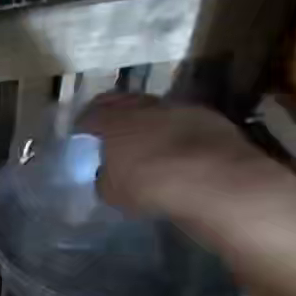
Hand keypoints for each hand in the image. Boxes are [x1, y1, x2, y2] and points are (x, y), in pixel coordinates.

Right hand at [77, 94, 274, 215]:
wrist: (214, 180)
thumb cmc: (150, 185)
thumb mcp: (113, 192)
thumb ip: (104, 178)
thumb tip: (107, 175)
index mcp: (116, 121)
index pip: (92, 114)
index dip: (84, 124)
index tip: (81, 135)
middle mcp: (147, 107)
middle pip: (126, 103)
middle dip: (116, 115)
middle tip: (111, 132)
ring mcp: (182, 109)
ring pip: (158, 112)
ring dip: (151, 123)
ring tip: (148, 142)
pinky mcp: (212, 120)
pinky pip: (185, 125)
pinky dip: (178, 135)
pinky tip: (180, 152)